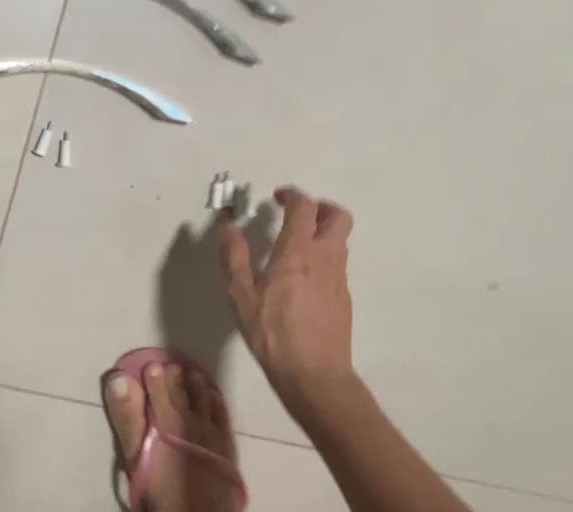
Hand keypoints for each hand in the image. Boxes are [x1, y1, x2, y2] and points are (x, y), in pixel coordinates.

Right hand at [219, 186, 355, 401]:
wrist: (315, 377)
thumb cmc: (274, 335)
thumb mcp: (242, 297)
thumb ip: (235, 258)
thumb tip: (227, 227)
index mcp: (297, 252)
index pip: (304, 206)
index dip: (291, 195)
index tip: (276, 198)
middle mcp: (324, 258)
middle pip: (338, 217)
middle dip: (320, 208)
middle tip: (296, 216)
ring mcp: (339, 279)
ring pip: (341, 240)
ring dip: (322, 232)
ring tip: (296, 246)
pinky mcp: (344, 298)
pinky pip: (338, 264)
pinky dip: (324, 258)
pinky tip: (303, 279)